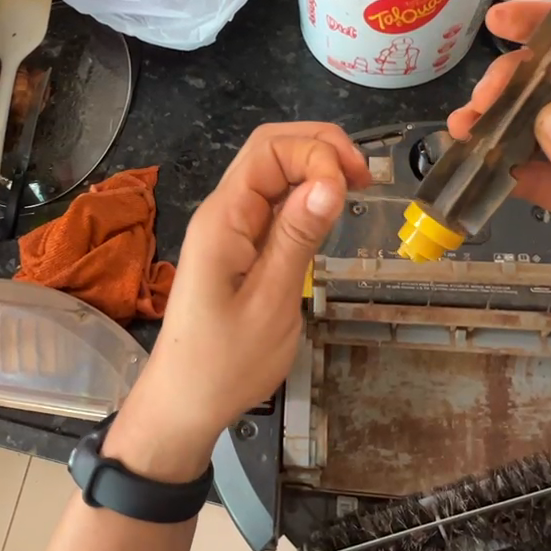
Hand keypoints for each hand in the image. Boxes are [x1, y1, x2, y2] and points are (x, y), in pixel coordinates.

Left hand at [106, 123, 371, 481]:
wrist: (185, 401)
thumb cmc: (225, 362)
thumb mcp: (270, 302)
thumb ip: (296, 238)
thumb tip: (330, 182)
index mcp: (223, 218)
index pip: (268, 150)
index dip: (316, 153)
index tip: (353, 186)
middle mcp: (223, 213)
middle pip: (268, 151)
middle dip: (319, 148)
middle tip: (365, 177)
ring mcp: (229, 229)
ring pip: (271, 174)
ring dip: (315, 169)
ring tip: (357, 187)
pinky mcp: (238, 247)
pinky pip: (272, 205)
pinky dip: (305, 198)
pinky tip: (330, 211)